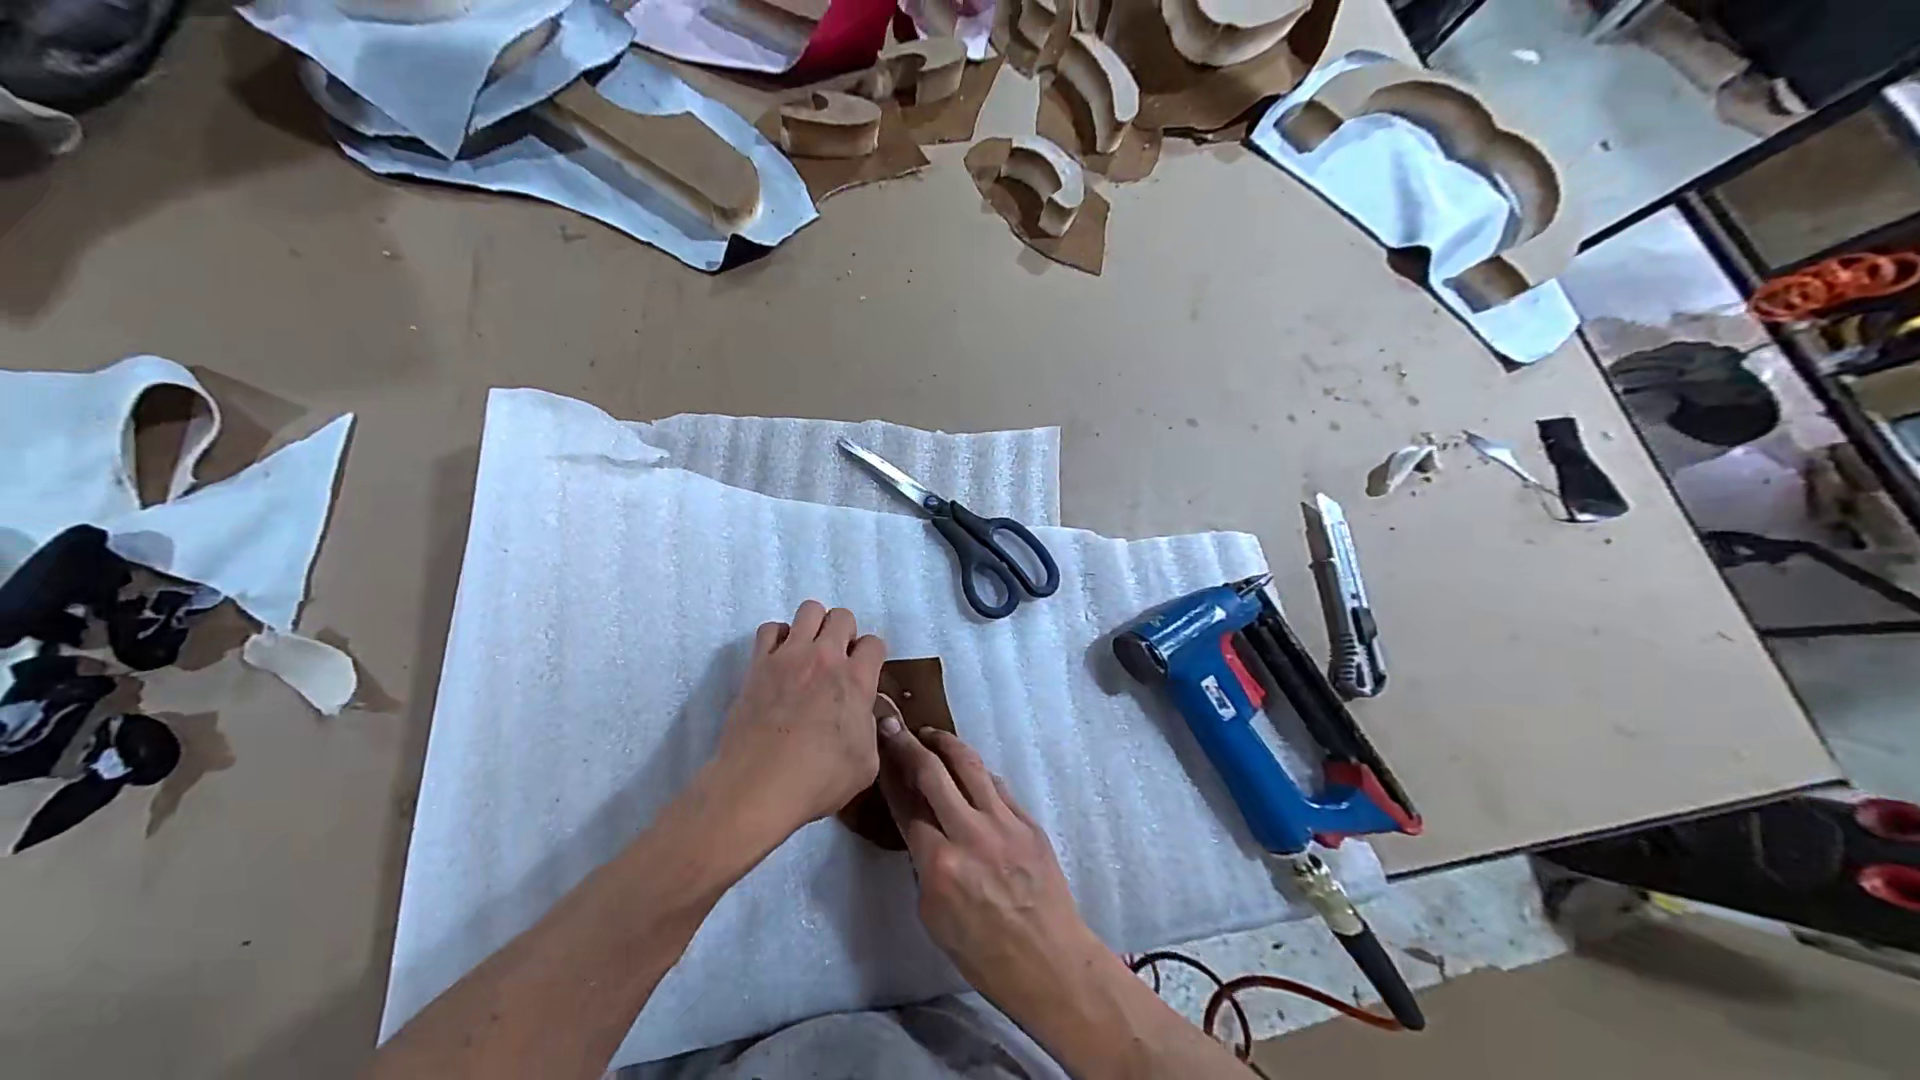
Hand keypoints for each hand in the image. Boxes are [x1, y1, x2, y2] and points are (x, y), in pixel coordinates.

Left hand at [714, 600, 887, 834]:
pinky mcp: (758, 664)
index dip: (873, 656)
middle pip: (842, 616)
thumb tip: (864, 717)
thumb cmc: (818, 780)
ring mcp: (789, 656)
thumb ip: (869, 730)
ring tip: (810, 650)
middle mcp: (825, 658)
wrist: (759, 785)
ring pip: (809, 609)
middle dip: (845, 633)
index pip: (874, 644)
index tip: (865, 673)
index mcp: (856, 680)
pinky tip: (780, 658)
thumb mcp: (866, 763)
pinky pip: (770, 629)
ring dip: (815, 625)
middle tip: (838, 659)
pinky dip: (779, 636)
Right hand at [876, 722, 1107, 1011]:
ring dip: (946, 744)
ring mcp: (1003, 823)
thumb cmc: (984, 953)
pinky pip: (997, 785)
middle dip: (909, 746)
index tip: (879, 752)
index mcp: (939, 864)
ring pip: (969, 766)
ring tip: (930, 734)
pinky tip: (966, 767)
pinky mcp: (1028, 821)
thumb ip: (924, 867)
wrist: (1049, 961)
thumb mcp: (934, 917)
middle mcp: (969, 834)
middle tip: (895, 727)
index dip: (890, 776)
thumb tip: (922, 833)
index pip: (906, 806)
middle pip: (933, 774)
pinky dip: (976, 771)